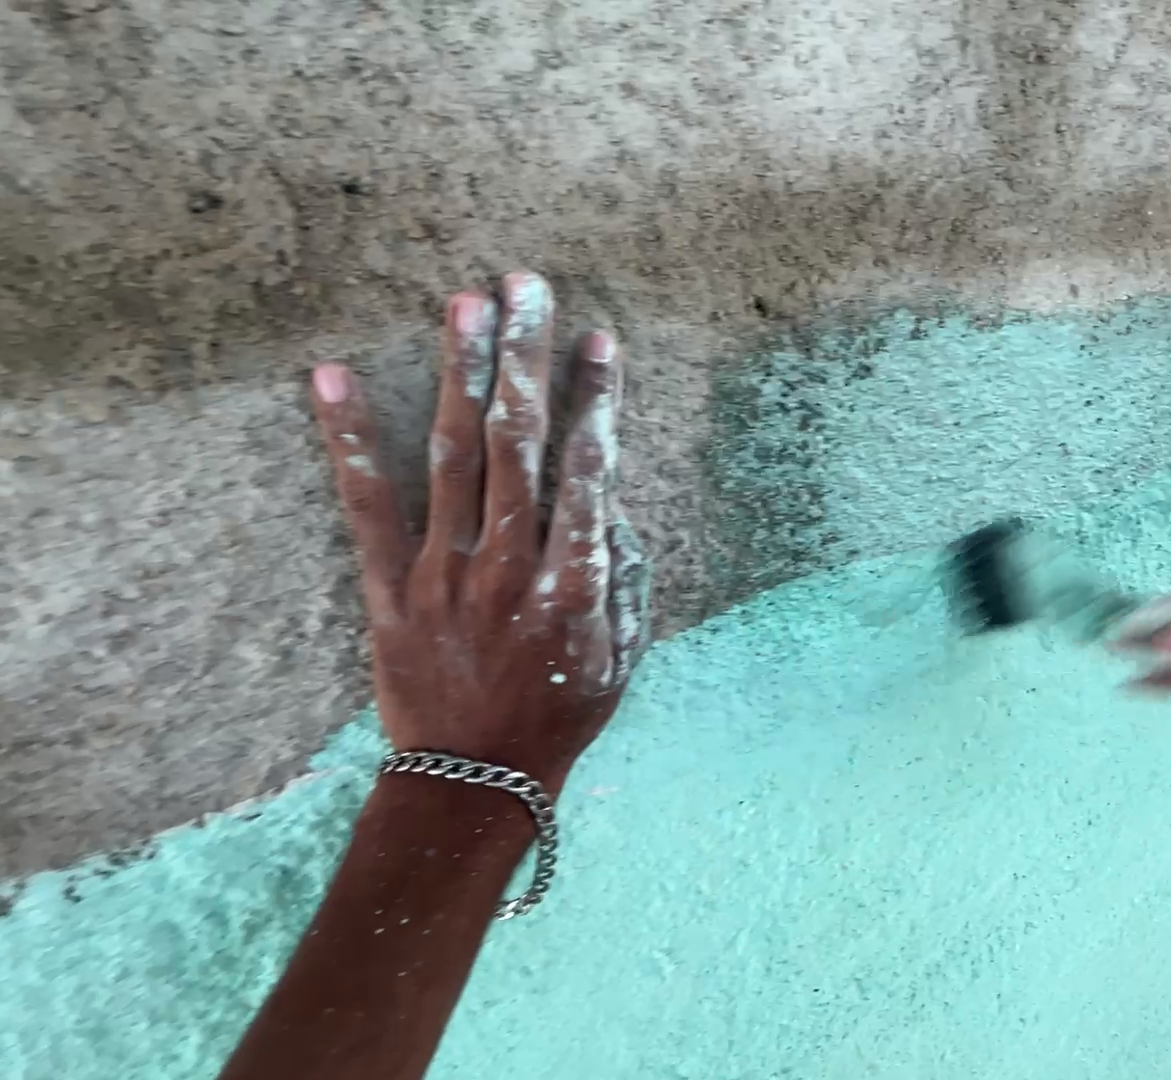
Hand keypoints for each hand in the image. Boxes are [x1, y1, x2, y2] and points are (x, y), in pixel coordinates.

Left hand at [310, 270, 648, 792]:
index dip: (599, 401)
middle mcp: (511, 563)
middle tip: (528, 289)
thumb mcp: (627, 652)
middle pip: (519, 442)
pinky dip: (349, 441)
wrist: (478, 774)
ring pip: (454, 455)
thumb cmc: (566, 711)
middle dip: (526, 358)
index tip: (603, 344)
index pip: (591, 472)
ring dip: (460, 374)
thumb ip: (629, 577)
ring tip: (465, 304)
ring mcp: (444, 571)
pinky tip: (335, 378)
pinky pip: (366, 506)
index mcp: (577, 581)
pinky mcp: (389, 587)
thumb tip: (615, 510)